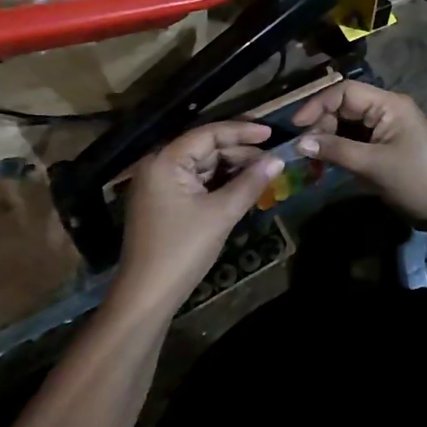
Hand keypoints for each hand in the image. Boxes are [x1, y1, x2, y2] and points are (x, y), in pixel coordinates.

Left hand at [116, 121, 281, 310]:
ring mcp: (159, 185)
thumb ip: (250, 183)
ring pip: (202, 165)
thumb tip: (278, 160)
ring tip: (263, 170)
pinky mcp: (164, 202)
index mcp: (165, 162)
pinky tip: (243, 185)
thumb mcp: (221, 214)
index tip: (271, 132)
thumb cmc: (183, 249)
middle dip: (239, 151)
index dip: (241, 132)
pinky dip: (219, 182)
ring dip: (232, 167)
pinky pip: (196, 182)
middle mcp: (158, 166)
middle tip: (272, 157)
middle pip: (204, 148)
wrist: (147, 294)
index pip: (208, 134)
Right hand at [290, 80, 426, 227]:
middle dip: (321, 127)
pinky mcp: (386, 149)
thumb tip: (299, 142)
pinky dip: (340, 152)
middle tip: (304, 153)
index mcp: (389, 104)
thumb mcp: (373, 165)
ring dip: (328, 141)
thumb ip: (335, 150)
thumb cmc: (416, 181)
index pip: (344, 92)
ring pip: (347, 127)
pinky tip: (326, 167)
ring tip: (311, 164)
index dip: (317, 105)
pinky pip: (356, 143)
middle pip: (344, 108)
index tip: (296, 128)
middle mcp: (387, 111)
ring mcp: (387, 130)